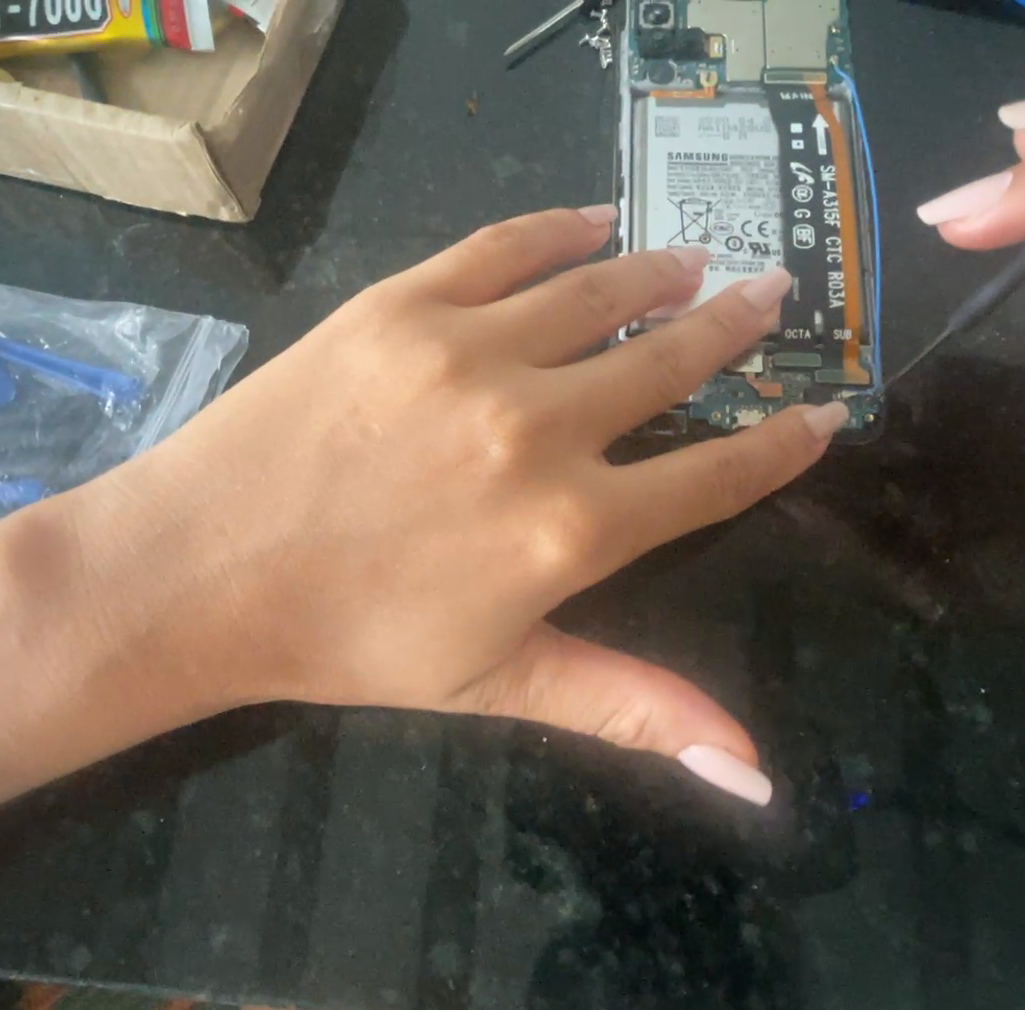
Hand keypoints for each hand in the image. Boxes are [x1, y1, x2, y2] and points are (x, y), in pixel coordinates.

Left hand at [75, 208, 849, 803]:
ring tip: (695, 262)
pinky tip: (594, 220)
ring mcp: (468, 353)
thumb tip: (757, 775)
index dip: (779, 446)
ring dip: (660, 273)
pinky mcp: (400, 305)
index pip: (713, 476)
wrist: (202, 573)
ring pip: (598, 292)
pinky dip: (560, 229)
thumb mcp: (502, 686)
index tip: (822, 412)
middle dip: (733, 329)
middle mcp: (538, 428)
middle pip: (669, 362)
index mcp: (573, 529)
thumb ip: (634, 709)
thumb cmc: (353, 640)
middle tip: (771, 296)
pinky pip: (503, 248)